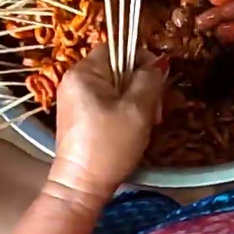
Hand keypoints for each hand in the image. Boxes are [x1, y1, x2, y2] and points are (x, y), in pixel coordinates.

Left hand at [47, 48, 166, 201]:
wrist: (81, 186)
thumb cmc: (109, 145)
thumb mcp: (137, 110)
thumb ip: (150, 80)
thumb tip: (159, 61)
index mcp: (83, 72)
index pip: (117, 47)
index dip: (141, 59)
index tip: (158, 82)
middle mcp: (74, 81)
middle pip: (118, 68)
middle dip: (141, 86)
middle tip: (156, 112)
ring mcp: (75, 100)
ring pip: (115, 88)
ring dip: (136, 102)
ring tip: (148, 124)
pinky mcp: (79, 118)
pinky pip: (106, 103)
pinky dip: (124, 113)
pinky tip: (134, 130)